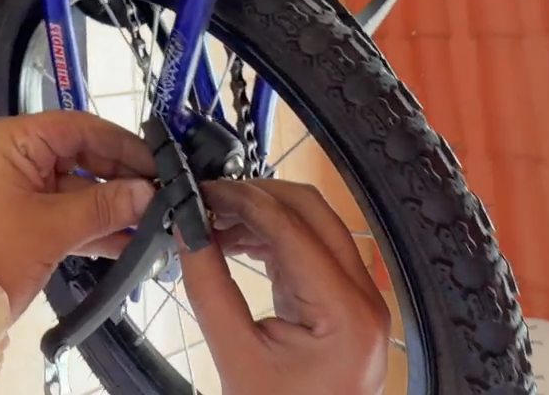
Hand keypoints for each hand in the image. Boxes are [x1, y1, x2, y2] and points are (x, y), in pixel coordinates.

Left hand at [0, 111, 156, 315]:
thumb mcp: (52, 227)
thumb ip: (104, 207)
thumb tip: (149, 193)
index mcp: (17, 140)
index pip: (79, 128)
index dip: (121, 144)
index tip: (156, 163)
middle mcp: (21, 155)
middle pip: (83, 156)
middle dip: (122, 179)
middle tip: (162, 195)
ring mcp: (24, 188)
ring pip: (79, 188)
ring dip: (114, 207)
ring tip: (155, 221)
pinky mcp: (28, 218)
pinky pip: (69, 214)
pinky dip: (96, 227)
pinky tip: (132, 243)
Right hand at [182, 180, 391, 394]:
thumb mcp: (234, 357)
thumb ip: (208, 283)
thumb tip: (184, 226)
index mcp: (346, 314)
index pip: (289, 226)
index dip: (240, 199)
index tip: (200, 192)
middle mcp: (363, 296)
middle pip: (309, 210)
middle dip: (254, 195)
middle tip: (208, 199)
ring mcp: (358, 298)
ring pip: (310, 221)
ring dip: (260, 212)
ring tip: (213, 220)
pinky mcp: (343, 302)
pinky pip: (307, 246)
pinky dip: (269, 235)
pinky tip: (233, 239)